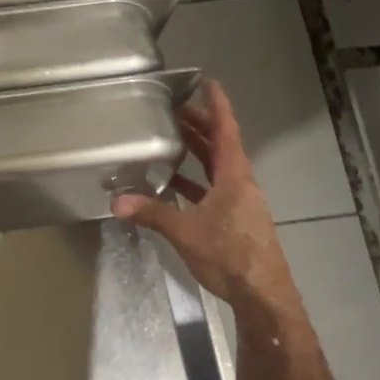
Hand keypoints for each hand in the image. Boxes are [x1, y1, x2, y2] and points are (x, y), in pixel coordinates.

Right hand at [113, 80, 292, 308]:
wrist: (264, 297)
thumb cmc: (230, 256)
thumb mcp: (185, 232)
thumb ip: (151, 213)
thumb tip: (115, 202)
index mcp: (235, 177)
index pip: (226, 131)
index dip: (217, 105)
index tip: (208, 82)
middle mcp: (241, 184)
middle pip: (221, 146)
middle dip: (200, 125)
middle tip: (174, 107)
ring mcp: (241, 203)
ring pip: (218, 168)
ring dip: (198, 152)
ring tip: (172, 138)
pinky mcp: (236, 221)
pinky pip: (215, 189)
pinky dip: (196, 181)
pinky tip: (175, 184)